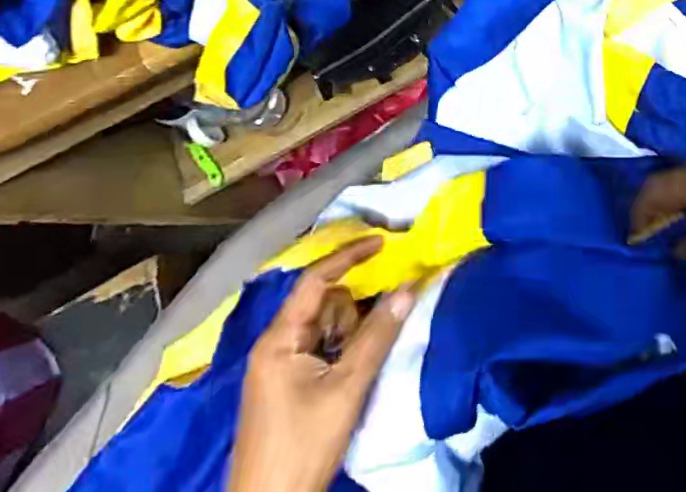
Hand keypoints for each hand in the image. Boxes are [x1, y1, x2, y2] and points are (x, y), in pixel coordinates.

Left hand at [229, 237, 417, 491]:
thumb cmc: (303, 444)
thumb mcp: (347, 386)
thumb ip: (378, 335)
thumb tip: (409, 288)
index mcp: (279, 341)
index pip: (314, 281)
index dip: (348, 257)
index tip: (384, 241)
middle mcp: (275, 346)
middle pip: (325, 303)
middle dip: (357, 304)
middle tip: (385, 317)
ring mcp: (281, 367)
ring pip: (328, 325)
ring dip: (354, 329)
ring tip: (368, 356)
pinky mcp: (290, 385)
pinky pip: (325, 347)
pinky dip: (347, 346)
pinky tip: (361, 363)